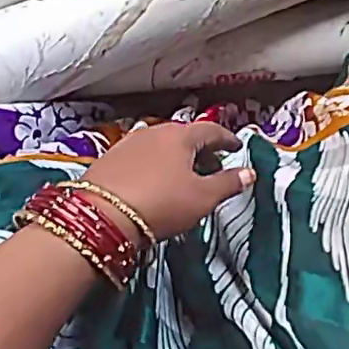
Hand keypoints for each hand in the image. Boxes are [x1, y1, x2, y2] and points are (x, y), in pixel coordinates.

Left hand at [81, 121, 255, 239]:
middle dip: (201, 149)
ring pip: (161, 145)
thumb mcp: (203, 197)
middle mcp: (155, 132)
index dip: (227, 139)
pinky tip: (155, 182)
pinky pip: (141, 156)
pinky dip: (154, 164)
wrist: (98, 217)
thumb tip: (249, 172)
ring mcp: (128, 144)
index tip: (236, 147)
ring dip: (176, 157)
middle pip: (185, 135)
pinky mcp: (108, 160)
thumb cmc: (161, 204)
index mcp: (181, 136)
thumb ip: (228, 183)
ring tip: (184, 176)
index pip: (211, 130)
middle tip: (212, 167)